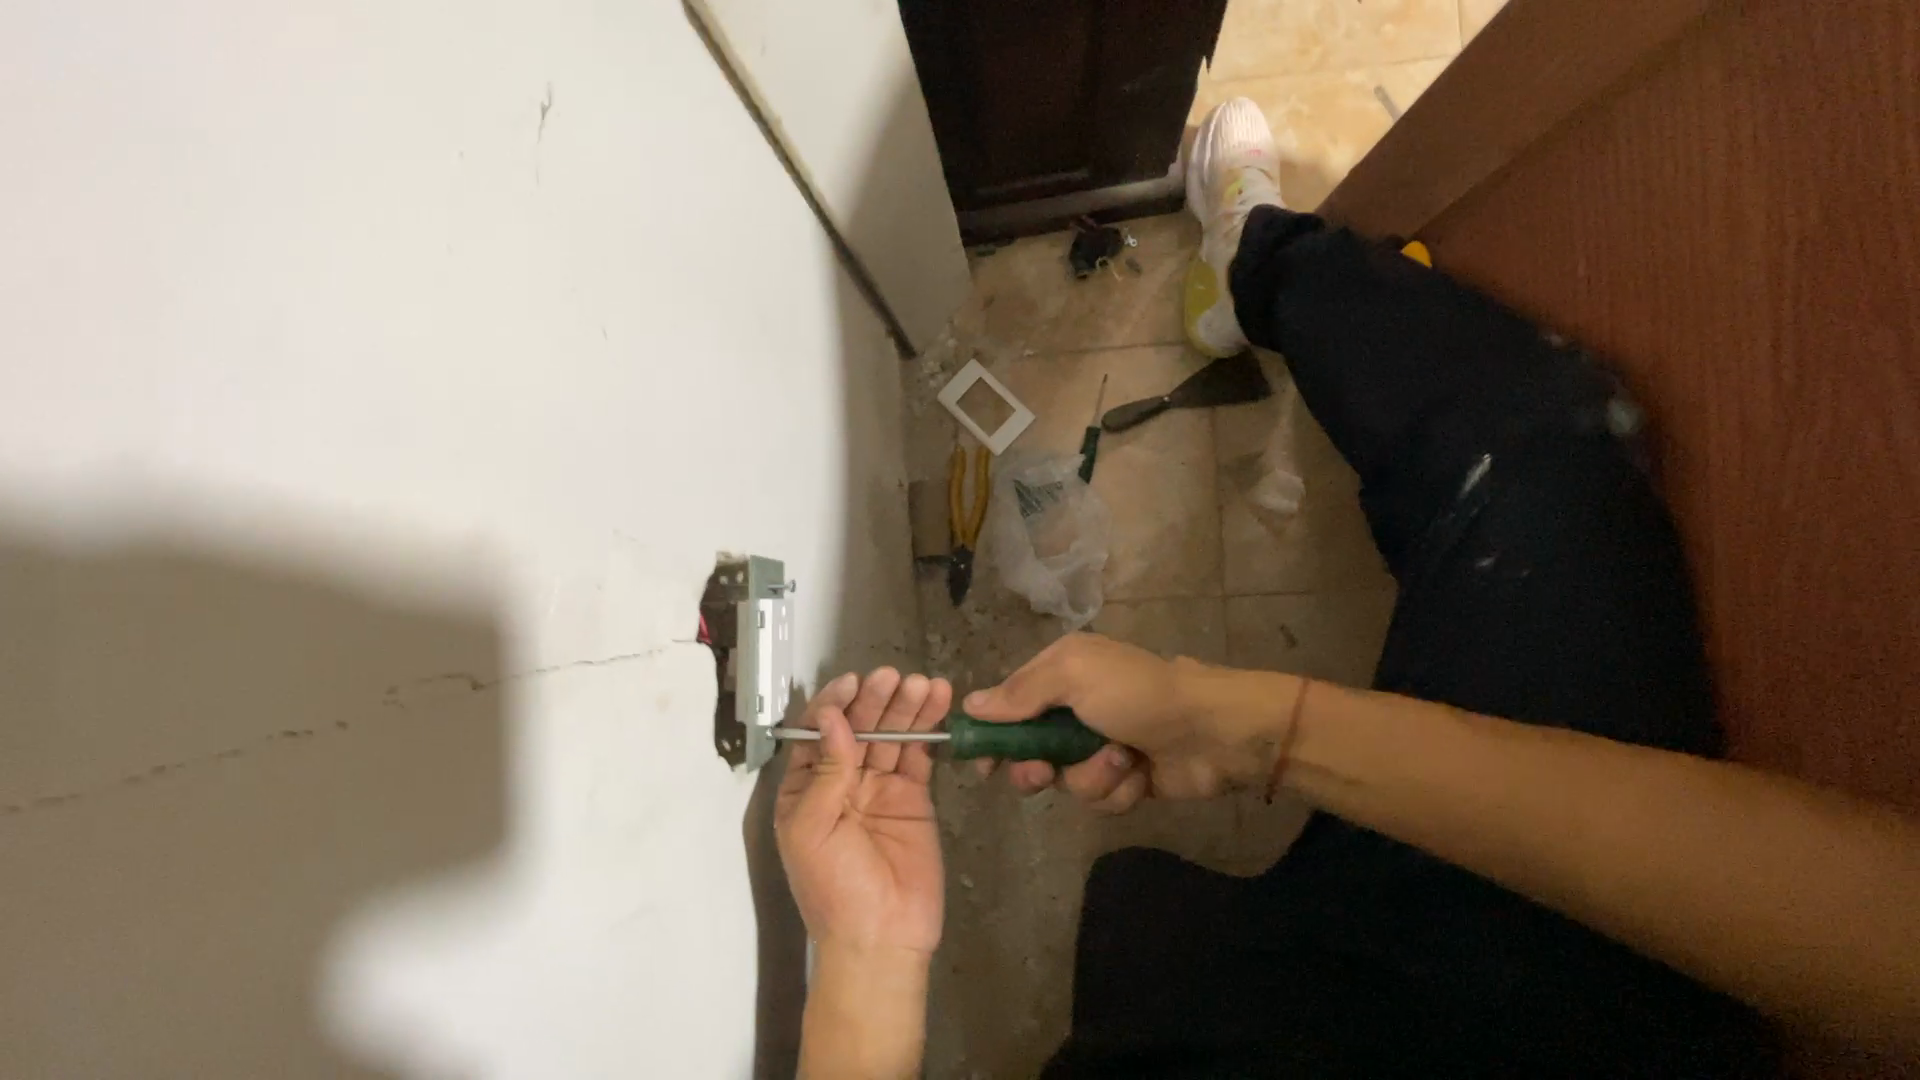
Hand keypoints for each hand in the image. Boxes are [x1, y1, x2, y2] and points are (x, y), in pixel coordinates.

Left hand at [776, 667, 950, 955]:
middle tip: (895, 679)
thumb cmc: (833, 888)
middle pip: (858, 728)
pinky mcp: (914, 796)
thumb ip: (826, 772)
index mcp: (806, 788)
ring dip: (906, 707)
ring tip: (925, 684)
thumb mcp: (813, 830)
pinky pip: (919, 755)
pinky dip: (929, 730)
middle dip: (875, 701)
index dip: (834, 705)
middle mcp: (842, 780)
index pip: (818, 733)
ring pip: (892, 735)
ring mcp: (880, 786)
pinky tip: (939, 703)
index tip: (853, 684)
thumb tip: (832, 718)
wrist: (881, 939)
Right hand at [965, 633, 1272, 812]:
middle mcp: (1075, 710)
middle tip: (1047, 771)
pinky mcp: (1124, 780)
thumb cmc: (1138, 694)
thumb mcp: (1074, 675)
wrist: (1214, 731)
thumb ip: (1021, 692)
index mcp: (1060, 675)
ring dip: (1091, 777)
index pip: (1008, 706)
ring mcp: (1099, 747)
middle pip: (1030, 752)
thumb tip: (971, 705)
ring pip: (1066, 782)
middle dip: (1038, 767)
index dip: (993, 735)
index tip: (983, 762)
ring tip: (1122, 759)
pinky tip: (1140, 774)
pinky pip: (1099, 799)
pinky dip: (1118, 791)